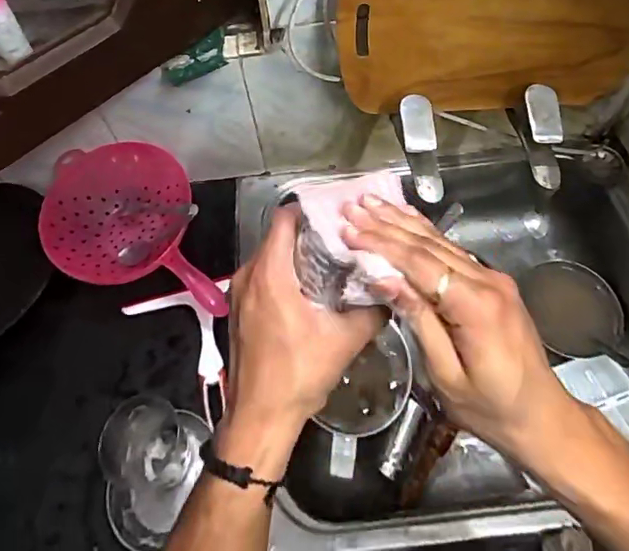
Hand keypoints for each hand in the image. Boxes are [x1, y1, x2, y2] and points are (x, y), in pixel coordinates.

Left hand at [224, 203, 386, 430]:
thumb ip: (371, 310)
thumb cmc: (298, 374)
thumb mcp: (344, 340)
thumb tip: (390, 289)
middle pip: (278, 237)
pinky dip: (283, 275)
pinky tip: (309, 291)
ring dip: (296, 256)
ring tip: (331, 262)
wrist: (259, 419)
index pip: (284, 218)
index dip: (310, 210)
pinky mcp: (238, 309)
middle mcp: (248, 275)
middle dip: (309, 234)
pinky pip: (262, 277)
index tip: (336, 214)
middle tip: (342, 239)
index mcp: (269, 273)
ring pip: (270, 257)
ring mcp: (239, 292)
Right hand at [341, 196, 579, 462]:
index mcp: (476, 306)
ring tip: (370, 203)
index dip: (382, 244)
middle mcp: (487, 280)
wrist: (543, 417)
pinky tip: (406, 216)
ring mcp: (492, 277)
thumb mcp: (447, 376)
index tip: (350, 231)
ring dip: (401, 221)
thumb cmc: (492, 409)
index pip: (420, 263)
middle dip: (386, 224)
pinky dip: (423, 231)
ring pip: (439, 241)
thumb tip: (384, 279)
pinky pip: (451, 249)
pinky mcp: (492, 280)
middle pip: (428, 245)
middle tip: (352, 208)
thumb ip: (419, 321)